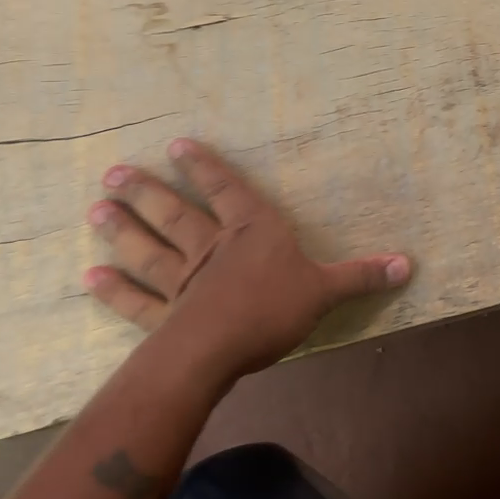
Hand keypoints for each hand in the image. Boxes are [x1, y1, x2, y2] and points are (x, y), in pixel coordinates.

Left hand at [84, 137, 411, 382]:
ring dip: (124, 230)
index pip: (228, 191)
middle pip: (178, 215)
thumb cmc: (272, 310)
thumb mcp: (326, 290)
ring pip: (151, 249)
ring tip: (96, 208)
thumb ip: (362, 276)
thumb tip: (409, 264)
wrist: (214, 353)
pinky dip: (112, 289)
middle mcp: (214, 249)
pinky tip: (90, 276)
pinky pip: (135, 300)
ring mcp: (183, 283)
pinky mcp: (162, 318)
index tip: (177, 145)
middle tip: (114, 172)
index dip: (205, 168)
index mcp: (253, 232)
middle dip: (149, 192)